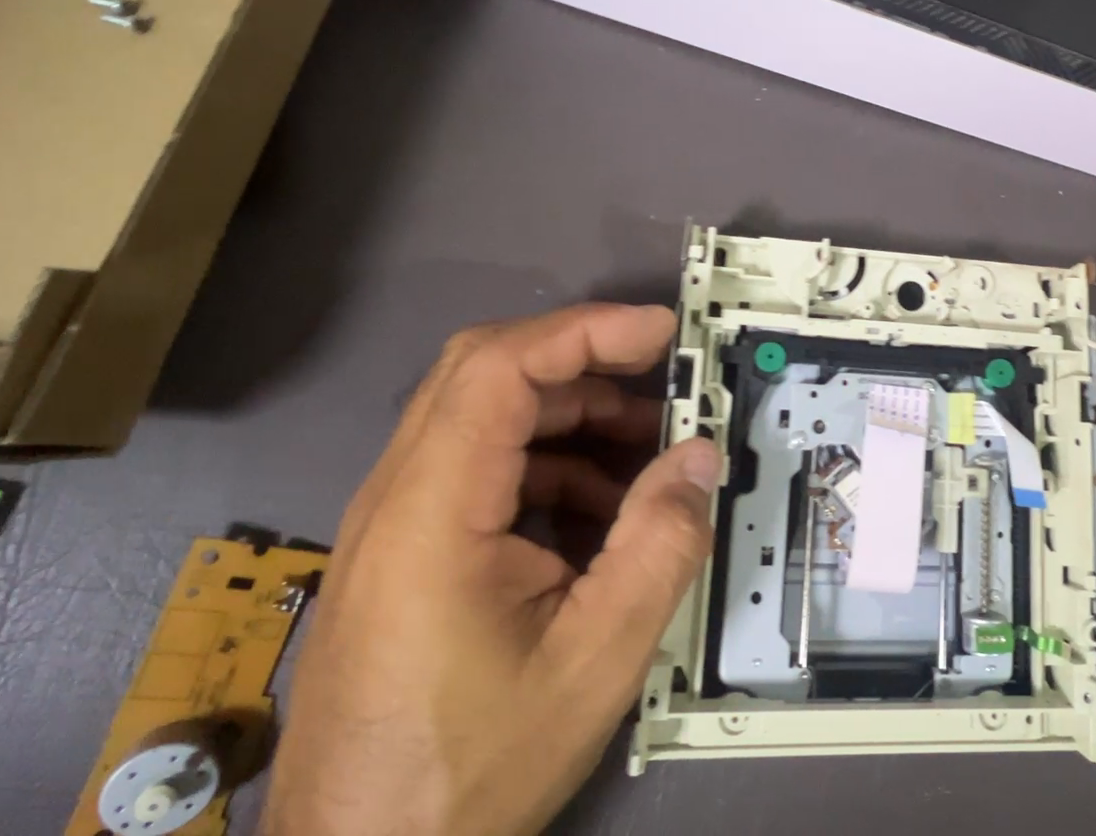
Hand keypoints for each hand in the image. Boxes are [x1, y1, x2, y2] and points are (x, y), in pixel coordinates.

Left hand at [259, 304, 720, 835]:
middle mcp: (399, 500)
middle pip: (484, 376)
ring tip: (649, 454)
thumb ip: (658, 548)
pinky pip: (481, 473)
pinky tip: (603, 514)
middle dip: (585, 364)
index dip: (585, 331)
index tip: (660, 333)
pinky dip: (550, 467)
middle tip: (665, 383)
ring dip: (572, 418)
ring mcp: (396, 526)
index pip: (499, 369)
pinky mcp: (407, 553)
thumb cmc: (472, 765)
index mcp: (434, 514)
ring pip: (485, 421)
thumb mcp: (596, 659)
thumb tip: (699, 459)